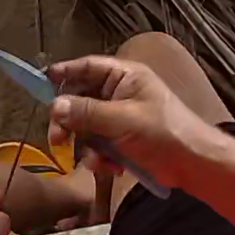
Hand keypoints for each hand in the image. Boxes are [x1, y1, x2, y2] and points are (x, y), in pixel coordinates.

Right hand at [46, 55, 215, 188]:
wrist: (194, 165)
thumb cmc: (163, 132)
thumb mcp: (121, 119)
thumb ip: (86, 113)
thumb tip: (55, 107)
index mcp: (124, 76)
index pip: (86, 67)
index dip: (63, 73)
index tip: (40, 83)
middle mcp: (120, 92)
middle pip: (81, 99)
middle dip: (69, 120)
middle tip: (57, 139)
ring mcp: (121, 117)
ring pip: (87, 126)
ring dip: (85, 144)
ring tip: (92, 160)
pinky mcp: (123, 140)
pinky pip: (100, 144)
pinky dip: (100, 157)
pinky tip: (109, 168)